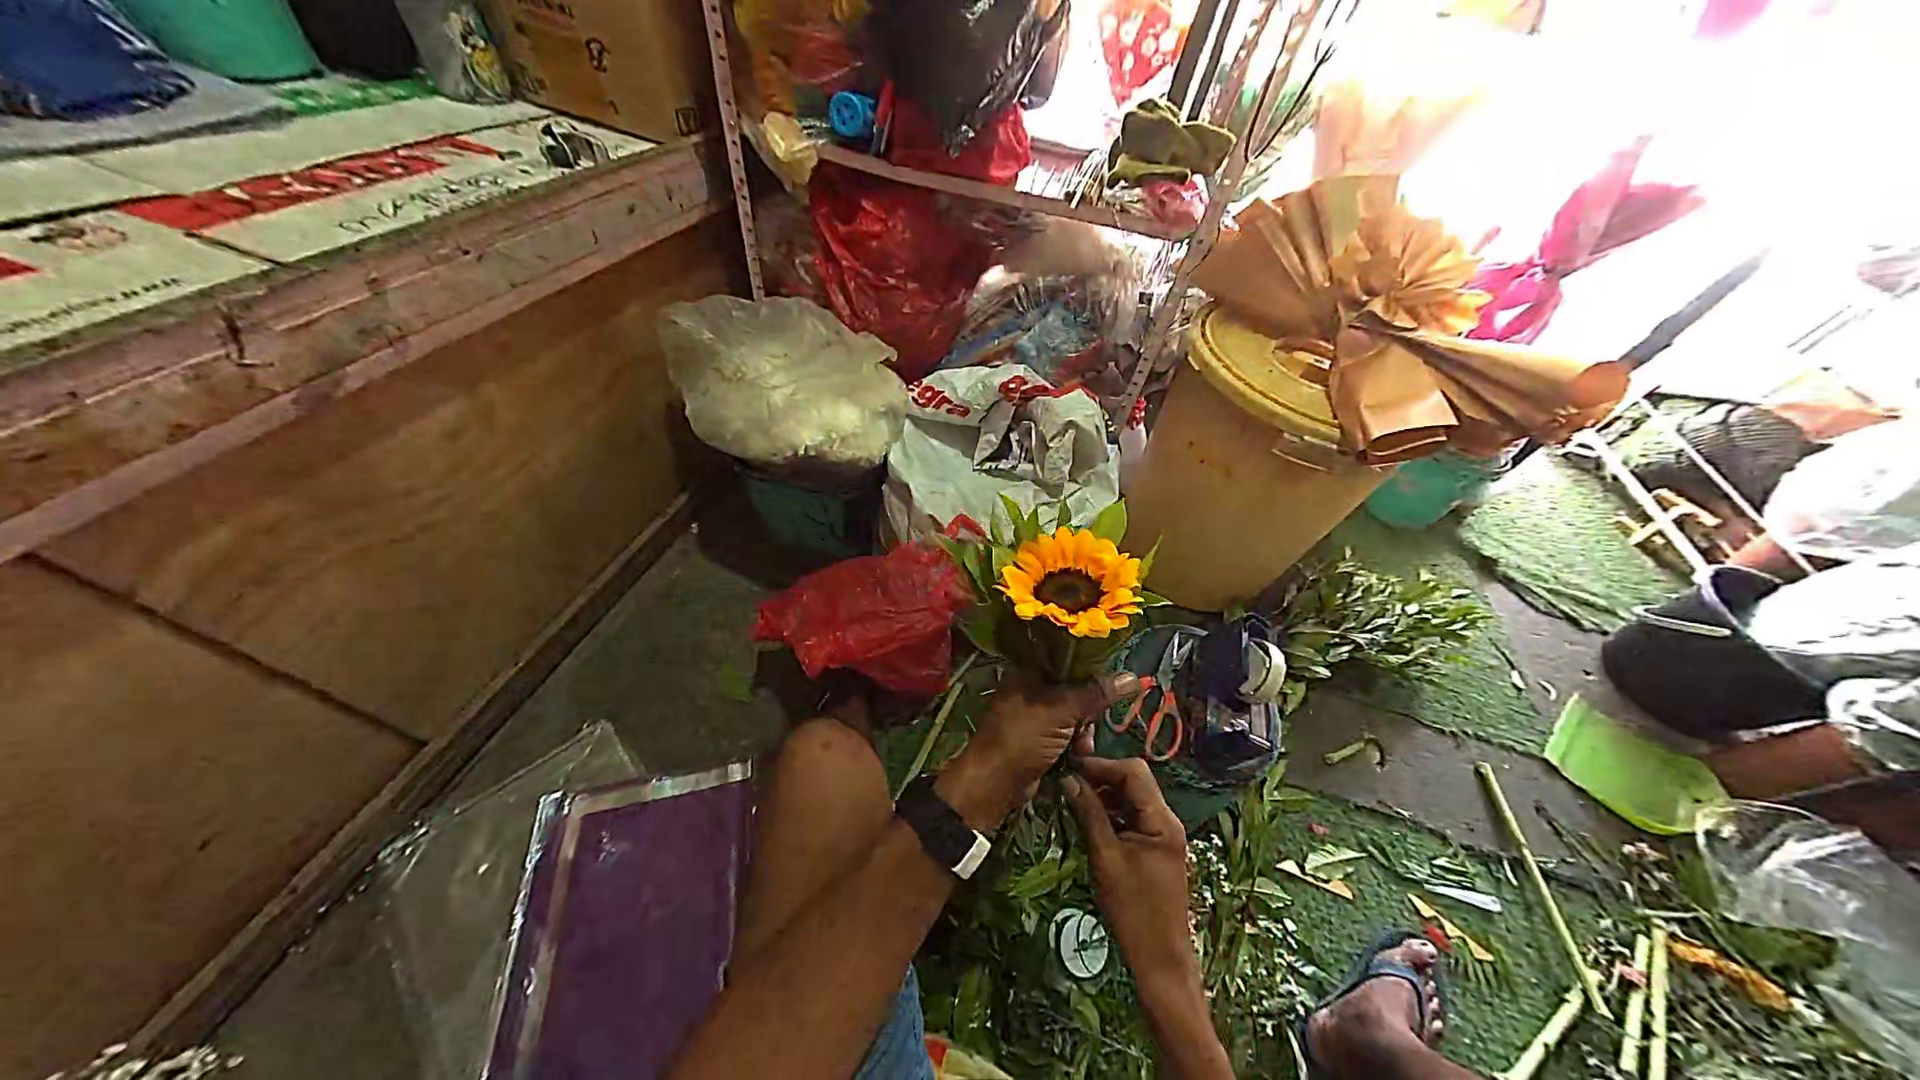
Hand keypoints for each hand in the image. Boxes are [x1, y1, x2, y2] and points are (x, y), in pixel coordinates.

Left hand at [936, 672, 1138, 831]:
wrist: (995, 783)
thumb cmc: (1021, 738)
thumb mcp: (1060, 710)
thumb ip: (1096, 693)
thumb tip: (1132, 677)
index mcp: (1028, 670)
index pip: (1067, 658)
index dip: (1090, 668)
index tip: (1112, 681)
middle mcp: (1032, 687)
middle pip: (1075, 687)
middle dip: (1088, 708)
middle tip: (1089, 722)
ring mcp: (1036, 714)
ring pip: (1075, 712)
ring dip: (1084, 729)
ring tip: (1082, 744)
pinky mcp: (1041, 737)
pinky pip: (1068, 732)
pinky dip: (1076, 742)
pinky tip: (1079, 754)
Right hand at [1061, 756, 1195, 987]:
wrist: (1159, 958)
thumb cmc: (1133, 909)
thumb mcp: (1105, 857)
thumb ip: (1089, 813)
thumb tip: (1069, 779)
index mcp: (1162, 820)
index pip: (1134, 771)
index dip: (1102, 766)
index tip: (1072, 769)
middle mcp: (1167, 821)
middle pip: (1135, 781)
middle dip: (1102, 778)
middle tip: (1070, 784)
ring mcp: (1163, 834)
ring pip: (1132, 798)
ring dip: (1105, 795)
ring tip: (1075, 801)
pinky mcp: (1156, 848)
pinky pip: (1133, 817)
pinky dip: (1112, 813)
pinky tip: (1090, 820)